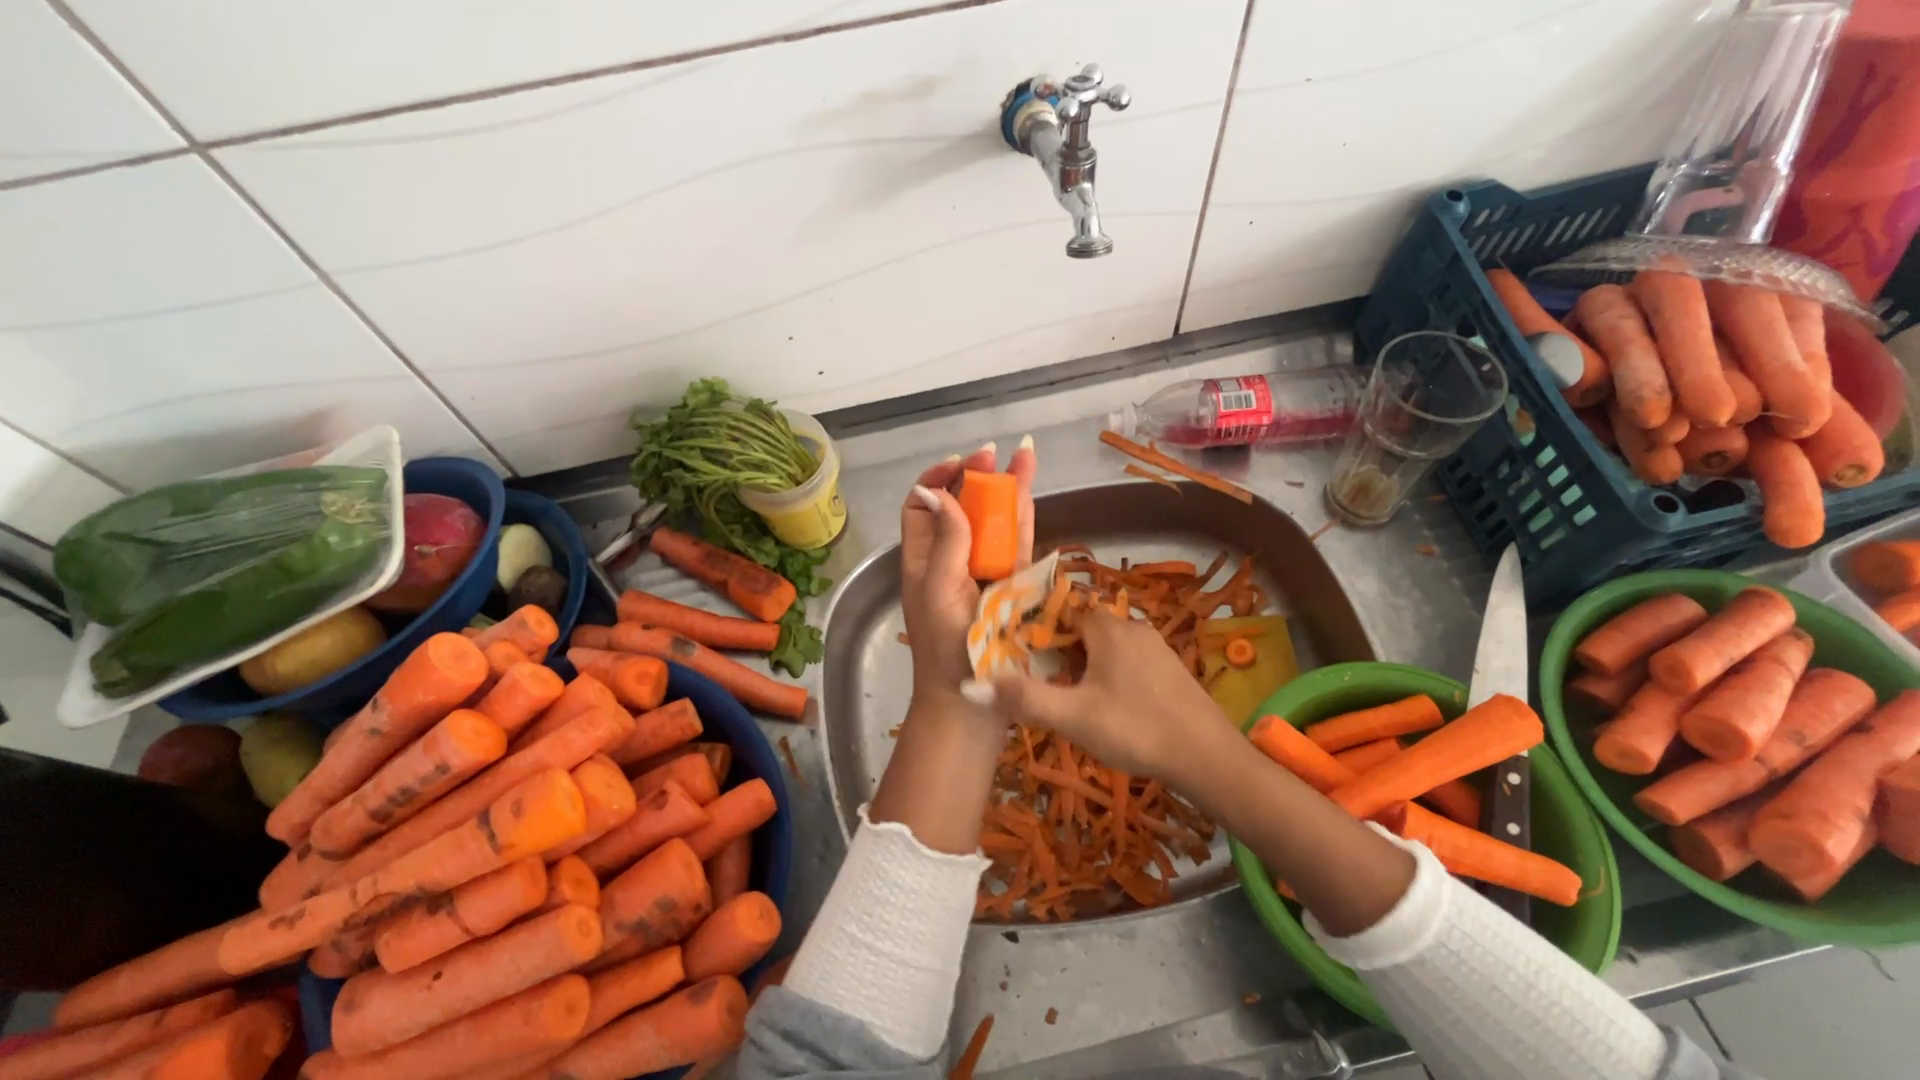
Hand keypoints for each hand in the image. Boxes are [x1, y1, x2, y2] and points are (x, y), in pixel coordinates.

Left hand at [898, 438, 1036, 694]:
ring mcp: (983, 574)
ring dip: (1009, 492)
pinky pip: (1018, 548)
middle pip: (965, 510)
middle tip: (1001, 452)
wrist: (971, 703)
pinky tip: (1032, 498)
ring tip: (1026, 458)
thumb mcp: (939, 590)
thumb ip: (946, 541)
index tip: (961, 463)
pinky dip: (1024, 522)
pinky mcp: (1011, 589)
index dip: (937, 481)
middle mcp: (952, 562)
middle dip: (981, 478)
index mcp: (924, 560)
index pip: (922, 508)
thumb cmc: (946, 648)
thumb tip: (936, 491)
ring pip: (995, 523)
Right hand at [977, 610, 1231, 780]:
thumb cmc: (1136, 730)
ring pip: (1106, 648)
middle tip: (1043, 687)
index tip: (1019, 657)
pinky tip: (1108, 711)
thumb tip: (967, 685)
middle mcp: (1133, 628)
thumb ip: (1022, 699)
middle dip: (1060, 654)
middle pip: (1083, 630)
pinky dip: (1109, 678)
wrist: (1208, 758)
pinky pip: (1128, 664)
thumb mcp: (1073, 716)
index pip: (1062, 611)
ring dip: (1084, 668)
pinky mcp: (1171, 672)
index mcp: (1108, 628)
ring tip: (1070, 702)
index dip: (1038, 631)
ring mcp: (1157, 650)